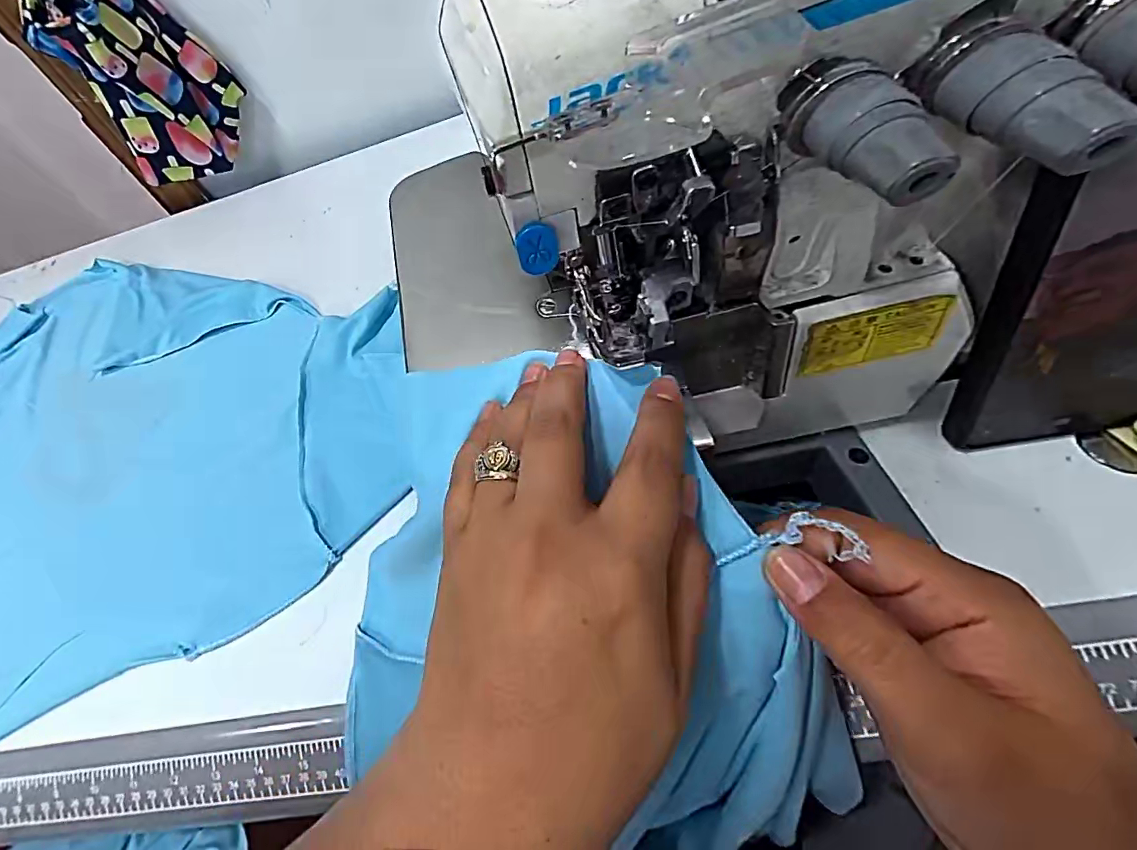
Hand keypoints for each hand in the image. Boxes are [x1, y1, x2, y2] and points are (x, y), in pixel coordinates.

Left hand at [300, 350, 711, 848]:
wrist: (489, 777)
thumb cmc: (597, 742)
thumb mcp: (674, 673)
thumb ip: (681, 576)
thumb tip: (677, 499)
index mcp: (616, 562)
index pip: (647, 464)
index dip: (658, 419)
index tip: (660, 390)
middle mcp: (549, 530)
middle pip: (558, 428)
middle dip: (570, 384)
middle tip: (575, 359)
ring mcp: (492, 533)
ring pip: (505, 439)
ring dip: (522, 397)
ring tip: (534, 371)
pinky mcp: (455, 547)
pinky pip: (465, 472)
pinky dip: (477, 437)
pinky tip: (487, 418)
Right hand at [761, 509, 1136, 849]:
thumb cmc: (1050, 817)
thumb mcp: (941, 722)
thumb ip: (857, 634)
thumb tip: (783, 561)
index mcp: (971, 599)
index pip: (856, 535)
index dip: (794, 542)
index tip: (741, 567)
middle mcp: (951, 606)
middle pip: (847, 560)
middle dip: (791, 575)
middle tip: (740, 603)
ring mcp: (934, 638)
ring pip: (844, 596)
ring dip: (799, 607)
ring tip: (755, 625)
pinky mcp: (918, 669)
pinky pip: (852, 632)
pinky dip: (816, 636)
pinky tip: (791, 651)